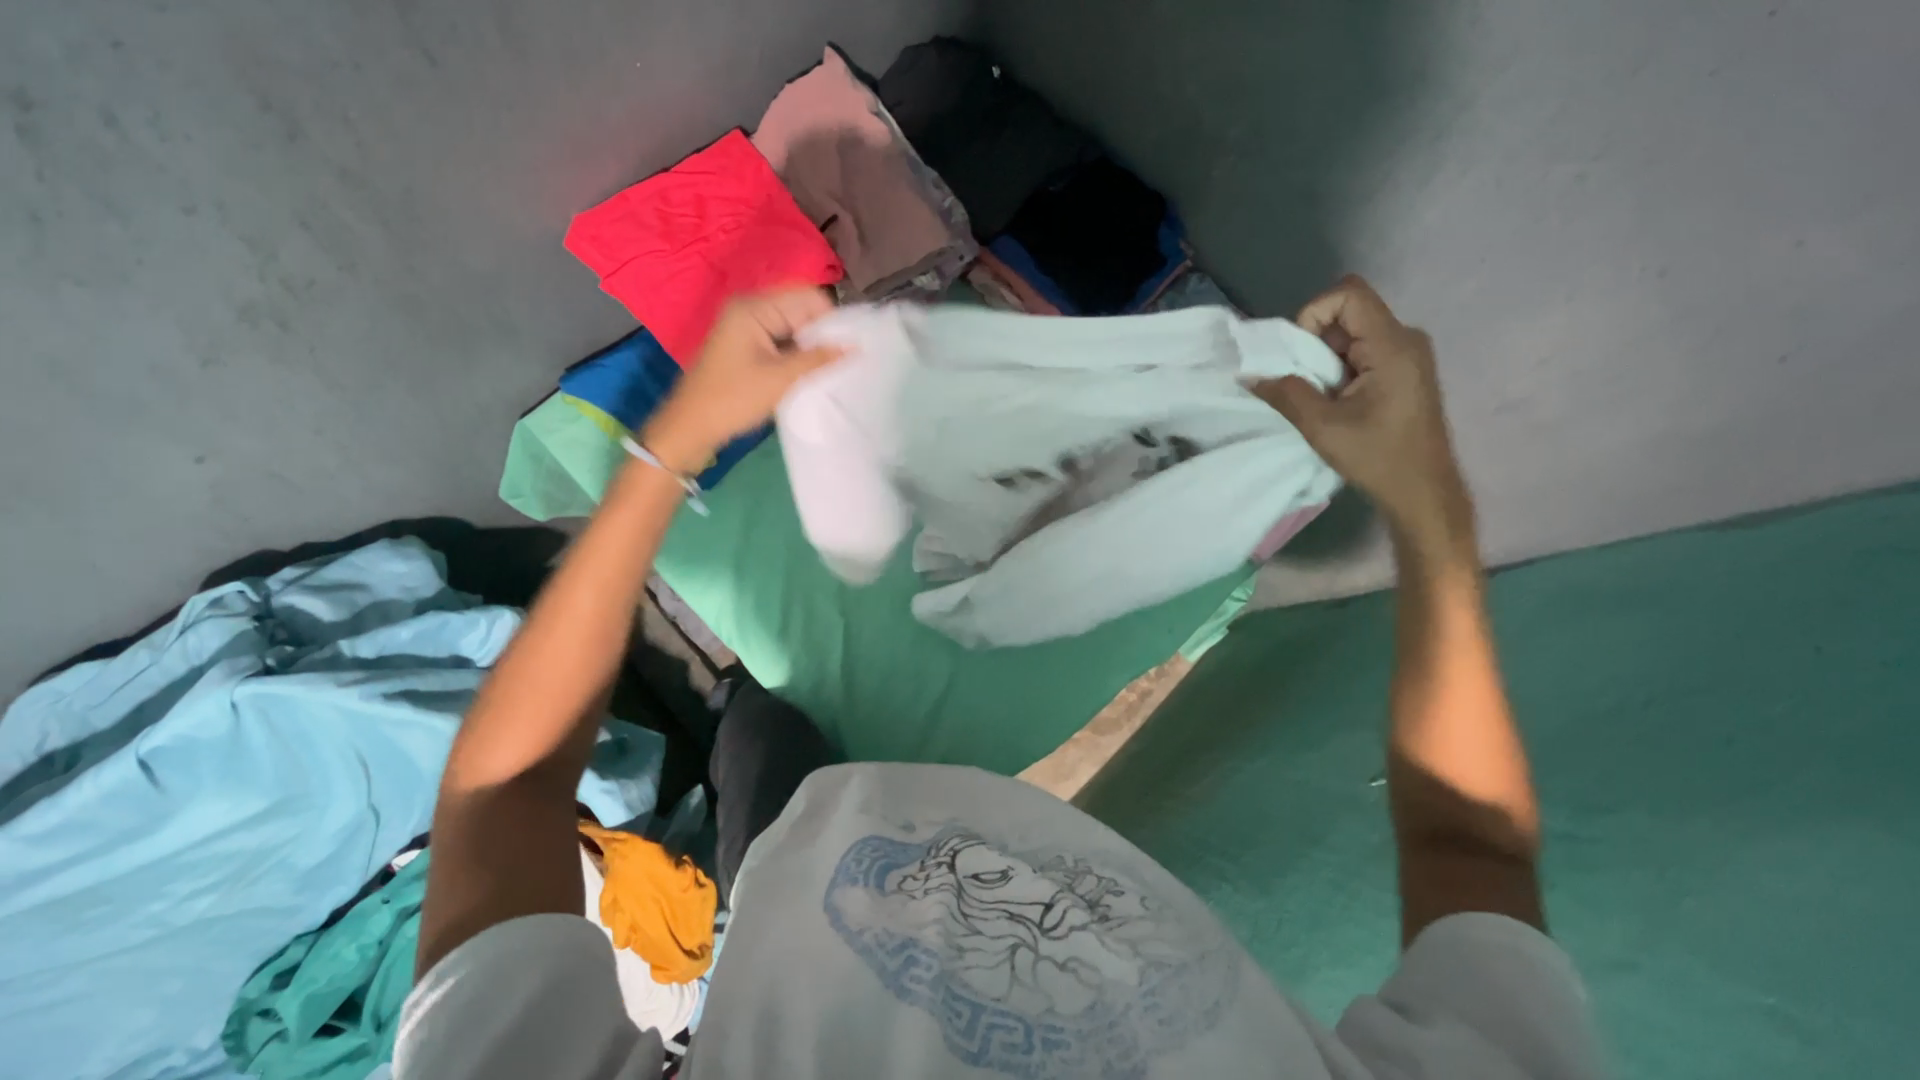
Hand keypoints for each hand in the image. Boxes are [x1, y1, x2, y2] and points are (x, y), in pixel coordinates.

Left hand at [639, 287, 843, 473]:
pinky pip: (781, 339)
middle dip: (824, 331)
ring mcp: (746, 327)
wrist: (689, 428)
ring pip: (792, 326)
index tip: (854, 344)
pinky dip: (797, 352)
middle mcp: (750, 309)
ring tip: (834, 365)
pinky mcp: (746, 345)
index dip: (833, 317)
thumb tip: (855, 346)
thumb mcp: (780, 379)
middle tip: (847, 357)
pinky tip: (812, 370)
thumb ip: (819, 358)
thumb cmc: (732, 399)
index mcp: (754, 307)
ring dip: (812, 344)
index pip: (807, 297)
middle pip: (800, 309)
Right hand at [1253, 275, 1473, 553]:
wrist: (1423, 492)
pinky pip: (1365, 350)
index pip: (1348, 293)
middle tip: (1304, 380)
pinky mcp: (1405, 371)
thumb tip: (1250, 376)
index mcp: (1392, 345)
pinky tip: (1337, 401)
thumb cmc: (1378, 457)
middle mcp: (1406, 339)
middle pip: (1349, 312)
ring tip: (1320, 396)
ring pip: (1354, 333)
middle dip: (1316, 340)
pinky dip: (1341, 368)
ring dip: (1327, 358)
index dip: (1314, 312)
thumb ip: (1286, 394)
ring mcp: (1409, 354)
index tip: (1301, 353)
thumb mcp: (1322, 427)